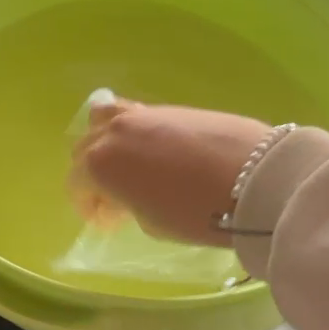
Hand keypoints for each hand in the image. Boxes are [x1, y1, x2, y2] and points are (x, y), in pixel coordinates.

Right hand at [69, 97, 270, 246]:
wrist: (251, 176)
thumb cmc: (196, 212)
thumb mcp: (152, 222)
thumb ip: (129, 203)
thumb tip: (128, 194)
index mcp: (100, 164)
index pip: (77, 183)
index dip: (88, 206)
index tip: (107, 222)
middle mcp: (114, 132)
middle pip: (86, 146)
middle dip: (93, 172)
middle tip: (114, 196)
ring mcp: (142, 114)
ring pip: (105, 118)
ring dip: (106, 139)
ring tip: (125, 160)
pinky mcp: (170, 107)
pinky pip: (136, 113)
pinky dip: (133, 129)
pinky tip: (150, 147)